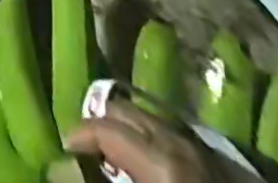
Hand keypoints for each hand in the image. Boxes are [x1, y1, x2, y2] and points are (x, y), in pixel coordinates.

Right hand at [64, 102, 225, 182]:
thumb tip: (58, 165)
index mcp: (159, 159)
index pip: (103, 127)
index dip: (77, 137)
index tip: (66, 158)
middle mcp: (178, 143)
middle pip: (124, 112)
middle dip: (101, 127)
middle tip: (89, 156)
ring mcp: (201, 150)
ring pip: (149, 120)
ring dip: (126, 132)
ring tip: (116, 161)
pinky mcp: (218, 163)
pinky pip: (172, 137)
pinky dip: (151, 143)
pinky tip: (148, 167)